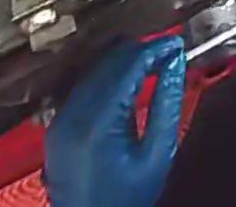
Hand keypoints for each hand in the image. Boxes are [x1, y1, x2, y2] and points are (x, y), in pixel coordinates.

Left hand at [44, 37, 185, 206]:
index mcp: (98, 122)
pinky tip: (129, 80)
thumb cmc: (129, 197)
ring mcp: (60, 119)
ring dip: (125, 59)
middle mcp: (73, 114)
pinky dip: (109, 73)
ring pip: (96, 65)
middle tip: (169, 54)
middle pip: (110, 58)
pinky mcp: (57, 125)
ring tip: (153, 65)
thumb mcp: (158, 152)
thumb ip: (168, 101)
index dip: (156, 47)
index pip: (129, 63)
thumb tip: (176, 60)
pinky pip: (86, 82)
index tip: (178, 44)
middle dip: (142, 49)